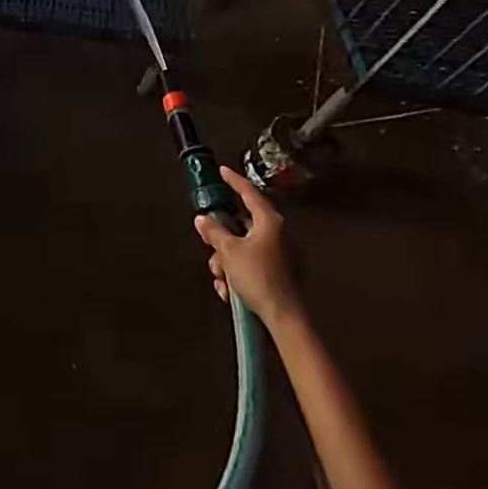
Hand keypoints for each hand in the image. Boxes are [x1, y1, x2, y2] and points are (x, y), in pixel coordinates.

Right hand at [194, 166, 300, 325]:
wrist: (285, 318)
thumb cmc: (258, 277)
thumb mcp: (229, 252)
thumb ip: (214, 232)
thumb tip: (202, 219)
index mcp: (269, 221)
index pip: (249, 192)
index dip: (233, 180)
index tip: (222, 171)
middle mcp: (278, 233)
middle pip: (241, 226)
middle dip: (222, 242)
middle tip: (212, 251)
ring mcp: (281, 254)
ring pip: (243, 248)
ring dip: (227, 262)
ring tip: (222, 281)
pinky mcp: (281, 273)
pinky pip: (252, 265)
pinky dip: (238, 274)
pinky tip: (230, 292)